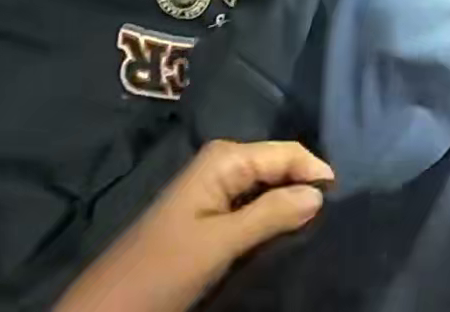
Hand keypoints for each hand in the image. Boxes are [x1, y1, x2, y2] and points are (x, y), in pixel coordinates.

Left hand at [54, 140, 334, 311]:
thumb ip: (271, 214)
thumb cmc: (162, 271)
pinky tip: (288, 230)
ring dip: (290, 200)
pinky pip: (253, 203)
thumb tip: (320, 193)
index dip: (316, 171)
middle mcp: (223, 162)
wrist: (103, 311)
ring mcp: (215, 187)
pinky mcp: (210, 212)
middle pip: (279, 165)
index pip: (287, 153)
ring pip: (268, 185)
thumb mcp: (220, 244)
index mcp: (226, 157)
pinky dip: (273, 214)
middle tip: (338, 211)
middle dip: (305, 183)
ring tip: (320, 221)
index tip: (346, 197)